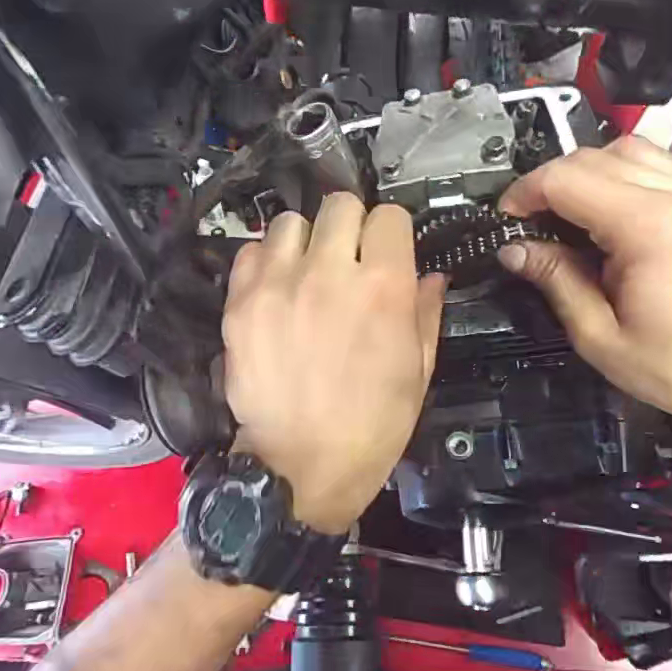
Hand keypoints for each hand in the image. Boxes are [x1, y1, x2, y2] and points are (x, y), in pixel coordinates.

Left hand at [223, 194, 445, 533]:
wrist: (305, 466)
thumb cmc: (375, 421)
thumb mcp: (421, 368)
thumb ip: (427, 311)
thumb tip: (431, 276)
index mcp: (384, 288)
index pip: (390, 216)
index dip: (394, 232)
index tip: (389, 251)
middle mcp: (330, 273)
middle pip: (340, 204)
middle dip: (353, 225)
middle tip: (351, 256)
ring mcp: (278, 285)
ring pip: (291, 221)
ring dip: (307, 240)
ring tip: (310, 270)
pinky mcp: (240, 304)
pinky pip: (251, 251)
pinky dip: (268, 262)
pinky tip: (279, 289)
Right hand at [497, 136, 671, 467]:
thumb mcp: (603, 337)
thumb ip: (557, 281)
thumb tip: (517, 250)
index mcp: (651, 226)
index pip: (567, 178)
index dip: (526, 192)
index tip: (508, 216)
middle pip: (596, 156)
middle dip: (553, 181)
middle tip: (534, 223)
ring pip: (631, 150)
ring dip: (591, 172)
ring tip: (574, 216)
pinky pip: (665, 163)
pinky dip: (631, 173)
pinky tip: (621, 210)